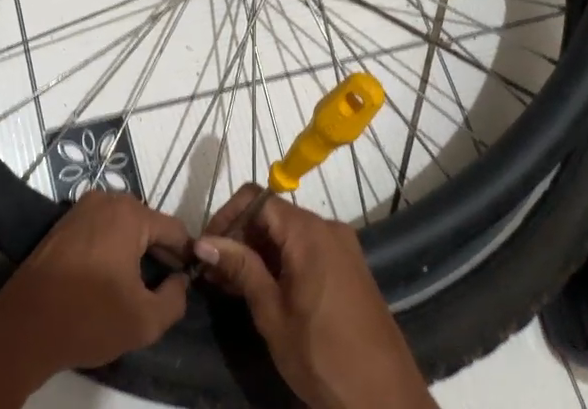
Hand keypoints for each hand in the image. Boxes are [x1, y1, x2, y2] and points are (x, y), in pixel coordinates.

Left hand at [0, 190, 191, 378]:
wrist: (24, 325)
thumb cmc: (89, 318)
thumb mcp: (146, 320)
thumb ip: (176, 298)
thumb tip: (180, 281)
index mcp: (130, 214)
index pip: (175, 230)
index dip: (187, 256)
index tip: (192, 280)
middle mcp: (106, 200)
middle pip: (149, 224)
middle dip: (161, 253)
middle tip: (167, 287)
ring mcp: (80, 209)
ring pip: (124, 227)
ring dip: (136, 251)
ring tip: (140, 286)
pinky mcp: (63, 224)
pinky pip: (101, 230)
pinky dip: (113, 249)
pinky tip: (111, 279)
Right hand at [192, 184, 435, 408]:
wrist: (385, 400)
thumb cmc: (322, 354)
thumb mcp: (272, 312)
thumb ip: (240, 268)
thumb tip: (203, 242)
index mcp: (309, 232)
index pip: (256, 199)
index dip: (226, 218)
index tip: (206, 250)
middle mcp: (328, 229)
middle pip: (272, 215)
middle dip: (239, 238)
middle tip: (213, 274)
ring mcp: (342, 249)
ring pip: (287, 234)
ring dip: (257, 253)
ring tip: (231, 286)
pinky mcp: (348, 270)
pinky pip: (305, 251)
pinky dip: (280, 263)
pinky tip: (260, 291)